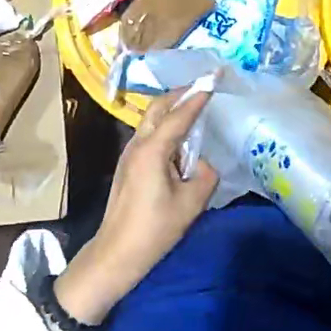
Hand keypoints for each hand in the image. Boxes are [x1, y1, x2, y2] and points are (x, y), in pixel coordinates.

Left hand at [55, 89, 218, 329]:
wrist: (117, 253)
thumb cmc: (154, 229)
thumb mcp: (191, 203)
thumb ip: (205, 175)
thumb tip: (203, 163)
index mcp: (152, 150)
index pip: (179, 115)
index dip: (198, 95)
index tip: (214, 77)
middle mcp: (137, 145)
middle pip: (158, 107)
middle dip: (180, 93)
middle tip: (203, 85)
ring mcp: (129, 154)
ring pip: (151, 119)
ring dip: (172, 108)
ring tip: (195, 105)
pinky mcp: (129, 165)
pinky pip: (149, 134)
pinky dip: (166, 125)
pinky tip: (181, 136)